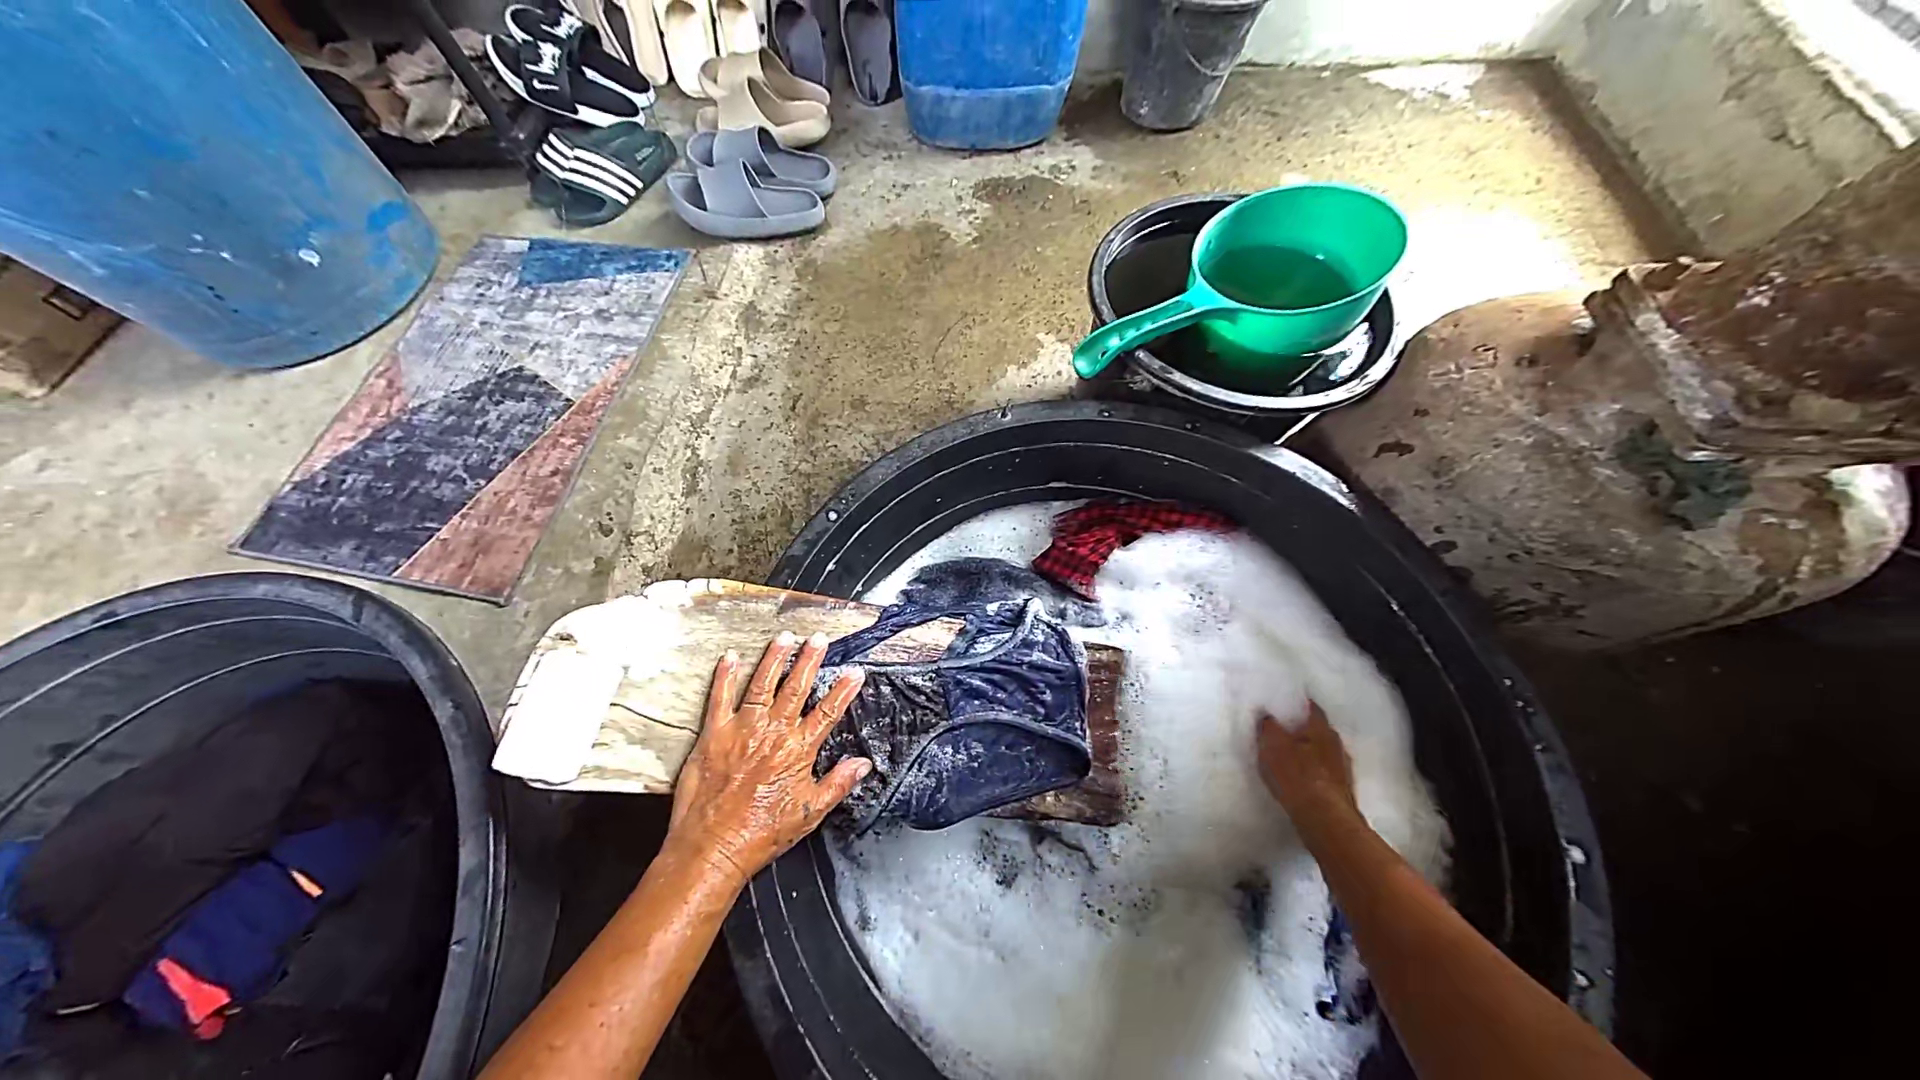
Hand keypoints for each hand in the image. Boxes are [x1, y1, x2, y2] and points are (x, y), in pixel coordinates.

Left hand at [667, 633, 869, 889]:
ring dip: (774, 659)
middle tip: (818, 639)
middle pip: (796, 689)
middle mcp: (772, 734)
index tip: (855, 671)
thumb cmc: (761, 834)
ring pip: (762, 685)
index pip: (828, 712)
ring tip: (784, 637)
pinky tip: (731, 657)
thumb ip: (838, 783)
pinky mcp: (714, 735)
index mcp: (798, 751)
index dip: (843, 690)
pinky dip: (726, 676)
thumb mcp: (810, 812)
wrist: (713, 848)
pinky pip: (720, 698)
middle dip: (809, 660)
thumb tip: (863, 764)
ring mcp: (742, 731)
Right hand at [1257, 701, 1360, 832]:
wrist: (1325, 820)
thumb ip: (1268, 727)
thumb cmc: (1297, 776)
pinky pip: (1324, 774)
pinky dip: (1313, 773)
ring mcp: (1343, 770)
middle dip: (1303, 731)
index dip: (1298, 704)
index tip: (1285, 704)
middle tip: (1283, 731)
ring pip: (1323, 753)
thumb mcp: (1272, 745)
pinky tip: (1300, 781)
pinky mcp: (1342, 791)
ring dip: (1309, 753)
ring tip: (1289, 758)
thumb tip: (1268, 715)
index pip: (1311, 708)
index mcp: (1321, 730)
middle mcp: (1337, 746)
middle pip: (1318, 731)